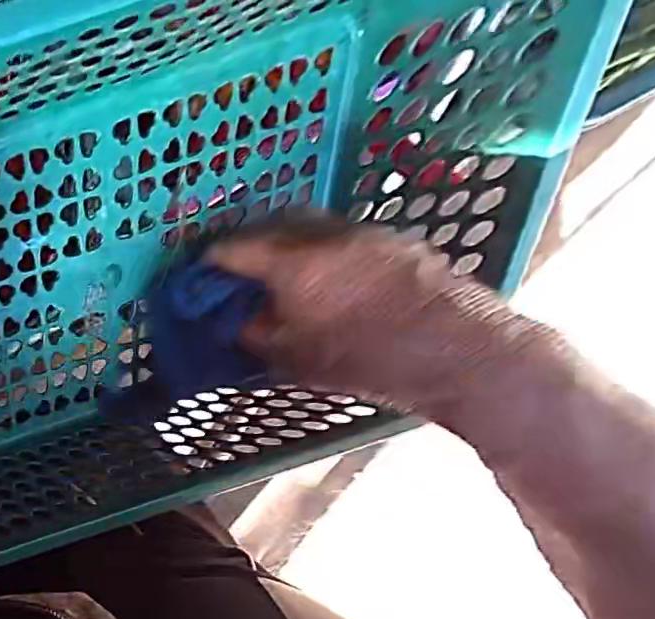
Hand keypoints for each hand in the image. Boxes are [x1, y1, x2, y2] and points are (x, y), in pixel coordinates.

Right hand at [206, 222, 560, 424]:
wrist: (459, 353)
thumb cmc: (362, 360)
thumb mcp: (287, 355)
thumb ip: (251, 330)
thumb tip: (232, 316)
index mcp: (295, 263)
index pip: (233, 248)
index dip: (208, 263)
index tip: (195, 279)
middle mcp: (330, 236)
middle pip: (273, 222)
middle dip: (244, 243)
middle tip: (228, 271)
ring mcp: (369, 234)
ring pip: (309, 226)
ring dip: (282, 244)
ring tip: (270, 276)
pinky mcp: (396, 243)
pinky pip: (339, 237)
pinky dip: (314, 251)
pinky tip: (314, 281)